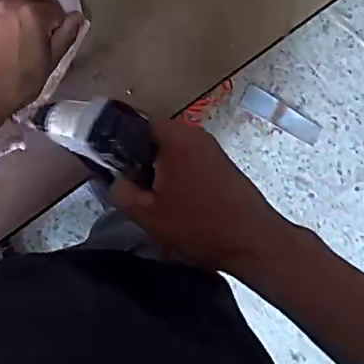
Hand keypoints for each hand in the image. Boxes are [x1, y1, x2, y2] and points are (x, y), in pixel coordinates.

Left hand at [0, 0, 84, 122]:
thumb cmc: (19, 82)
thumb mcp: (50, 62)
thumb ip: (66, 36)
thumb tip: (77, 16)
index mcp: (35, 13)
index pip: (58, 9)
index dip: (60, 25)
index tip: (54, 40)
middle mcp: (14, 1)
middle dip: (47, 6)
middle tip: (43, 30)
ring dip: (26, 1)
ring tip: (23, 23)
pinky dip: (3, 1)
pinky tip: (4, 18)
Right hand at [109, 119, 306, 276]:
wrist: (252, 241)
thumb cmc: (198, 224)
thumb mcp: (148, 215)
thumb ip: (122, 192)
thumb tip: (116, 180)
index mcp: (176, 137)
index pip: (140, 122)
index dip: (121, 139)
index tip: (111, 160)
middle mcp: (196, 135)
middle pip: (157, 138)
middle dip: (141, 159)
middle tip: (130, 185)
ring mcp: (213, 149)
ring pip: (174, 153)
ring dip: (161, 171)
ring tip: (153, 200)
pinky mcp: (223, 166)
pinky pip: (191, 163)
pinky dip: (180, 177)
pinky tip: (177, 204)